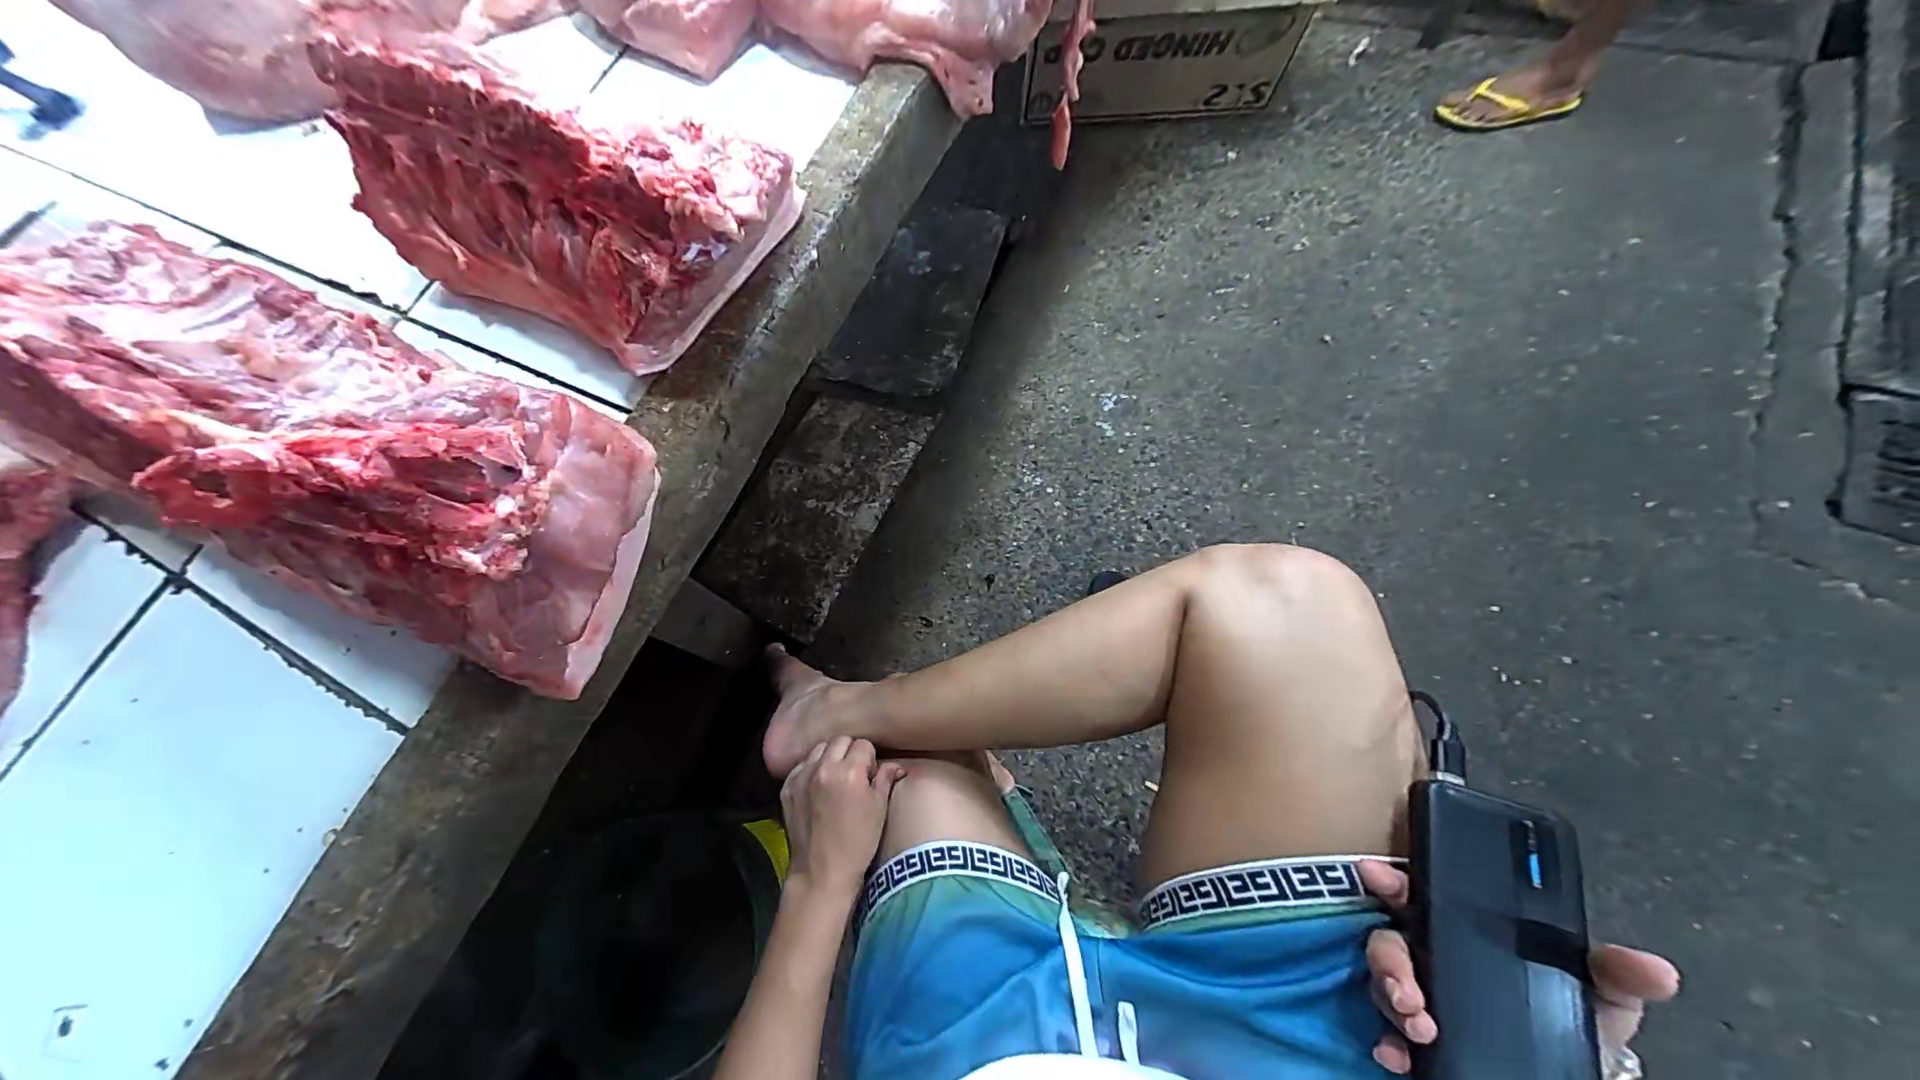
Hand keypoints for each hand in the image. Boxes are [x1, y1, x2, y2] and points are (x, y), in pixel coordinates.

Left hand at [780, 736, 905, 898]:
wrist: (822, 872)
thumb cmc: (858, 842)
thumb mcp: (879, 809)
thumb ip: (885, 779)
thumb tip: (895, 765)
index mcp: (849, 771)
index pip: (863, 745)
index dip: (870, 759)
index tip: (870, 776)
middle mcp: (823, 768)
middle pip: (840, 741)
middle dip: (850, 752)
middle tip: (854, 774)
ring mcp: (802, 777)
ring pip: (819, 749)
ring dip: (830, 757)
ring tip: (835, 778)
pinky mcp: (787, 788)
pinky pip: (802, 765)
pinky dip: (812, 769)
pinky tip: (818, 787)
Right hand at [1356, 859, 1680, 1075]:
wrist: (1571, 1069)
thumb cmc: (1573, 1011)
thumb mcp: (1600, 992)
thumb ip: (1618, 974)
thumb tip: (1656, 969)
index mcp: (1456, 928)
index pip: (1414, 893)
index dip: (1390, 879)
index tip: (1375, 875)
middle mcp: (1426, 953)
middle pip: (1387, 940)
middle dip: (1388, 962)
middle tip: (1408, 995)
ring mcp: (1419, 994)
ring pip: (1381, 984)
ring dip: (1391, 1002)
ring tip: (1418, 1029)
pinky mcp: (1414, 1035)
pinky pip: (1387, 1033)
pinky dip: (1389, 1044)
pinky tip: (1396, 1058)